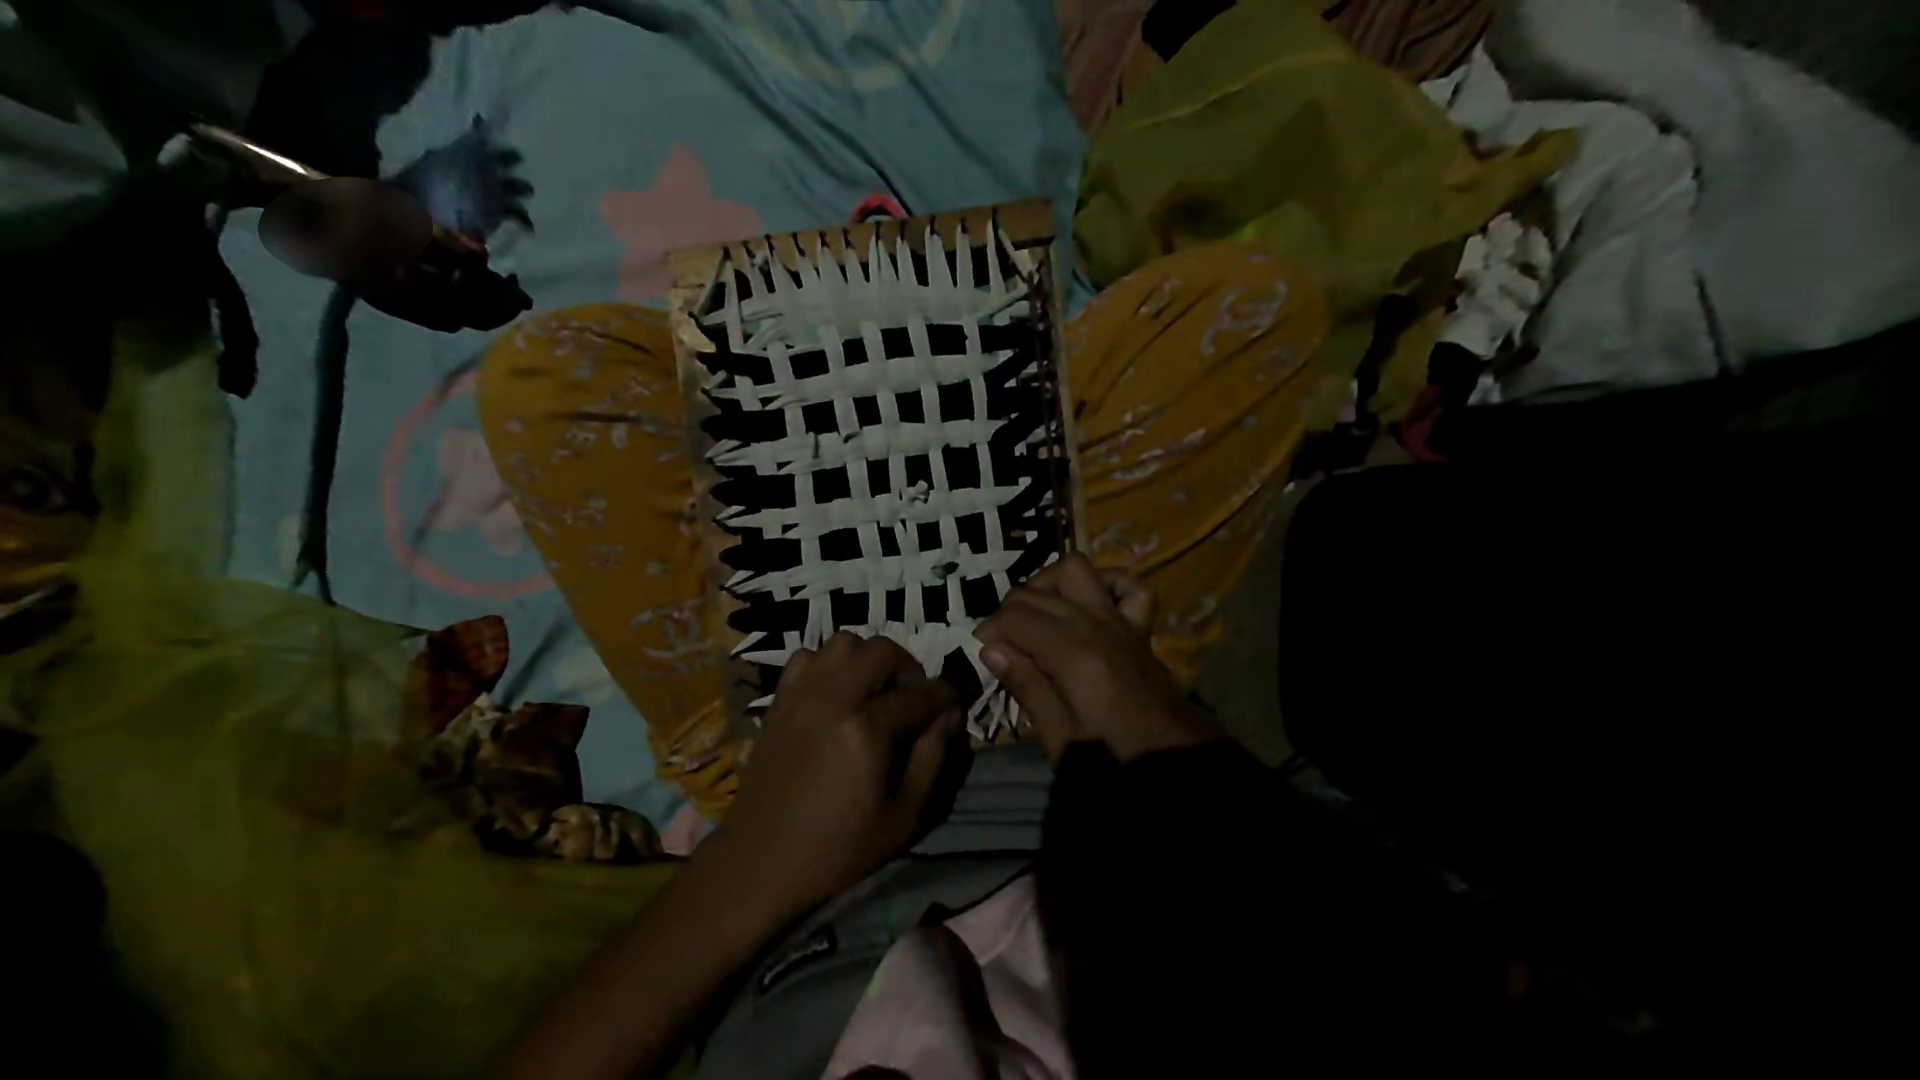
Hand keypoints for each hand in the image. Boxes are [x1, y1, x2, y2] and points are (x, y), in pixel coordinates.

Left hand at [706, 633, 964, 913]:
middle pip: (882, 650)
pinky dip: (828, 665)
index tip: (956, 702)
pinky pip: (807, 656)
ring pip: (843, 643)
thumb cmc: (840, 848)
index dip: (947, 695)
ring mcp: (800, 695)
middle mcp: (832, 699)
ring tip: (873, 693)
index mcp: (866, 730)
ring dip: (867, 660)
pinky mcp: (777, 702)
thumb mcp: (906, 815)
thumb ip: (935, 756)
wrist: (762, 862)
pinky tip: (835, 695)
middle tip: (911, 700)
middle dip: (908, 668)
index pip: (922, 694)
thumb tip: (952, 712)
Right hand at [974, 554, 1220, 763]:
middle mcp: (1094, 623)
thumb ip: (1025, 685)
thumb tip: (990, 650)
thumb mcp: (1058, 736)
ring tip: (1037, 614)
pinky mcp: (1139, 627)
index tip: (983, 652)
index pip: (1016, 616)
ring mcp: (1120, 620)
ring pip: (1077, 569)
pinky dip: (1107, 583)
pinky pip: (1130, 586)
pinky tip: (1089, 602)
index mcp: (1072, 652)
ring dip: (1049, 583)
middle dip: (1009, 610)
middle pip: (1037, 592)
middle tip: (1004, 644)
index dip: (990, 630)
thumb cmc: (1112, 758)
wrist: (1172, 763)